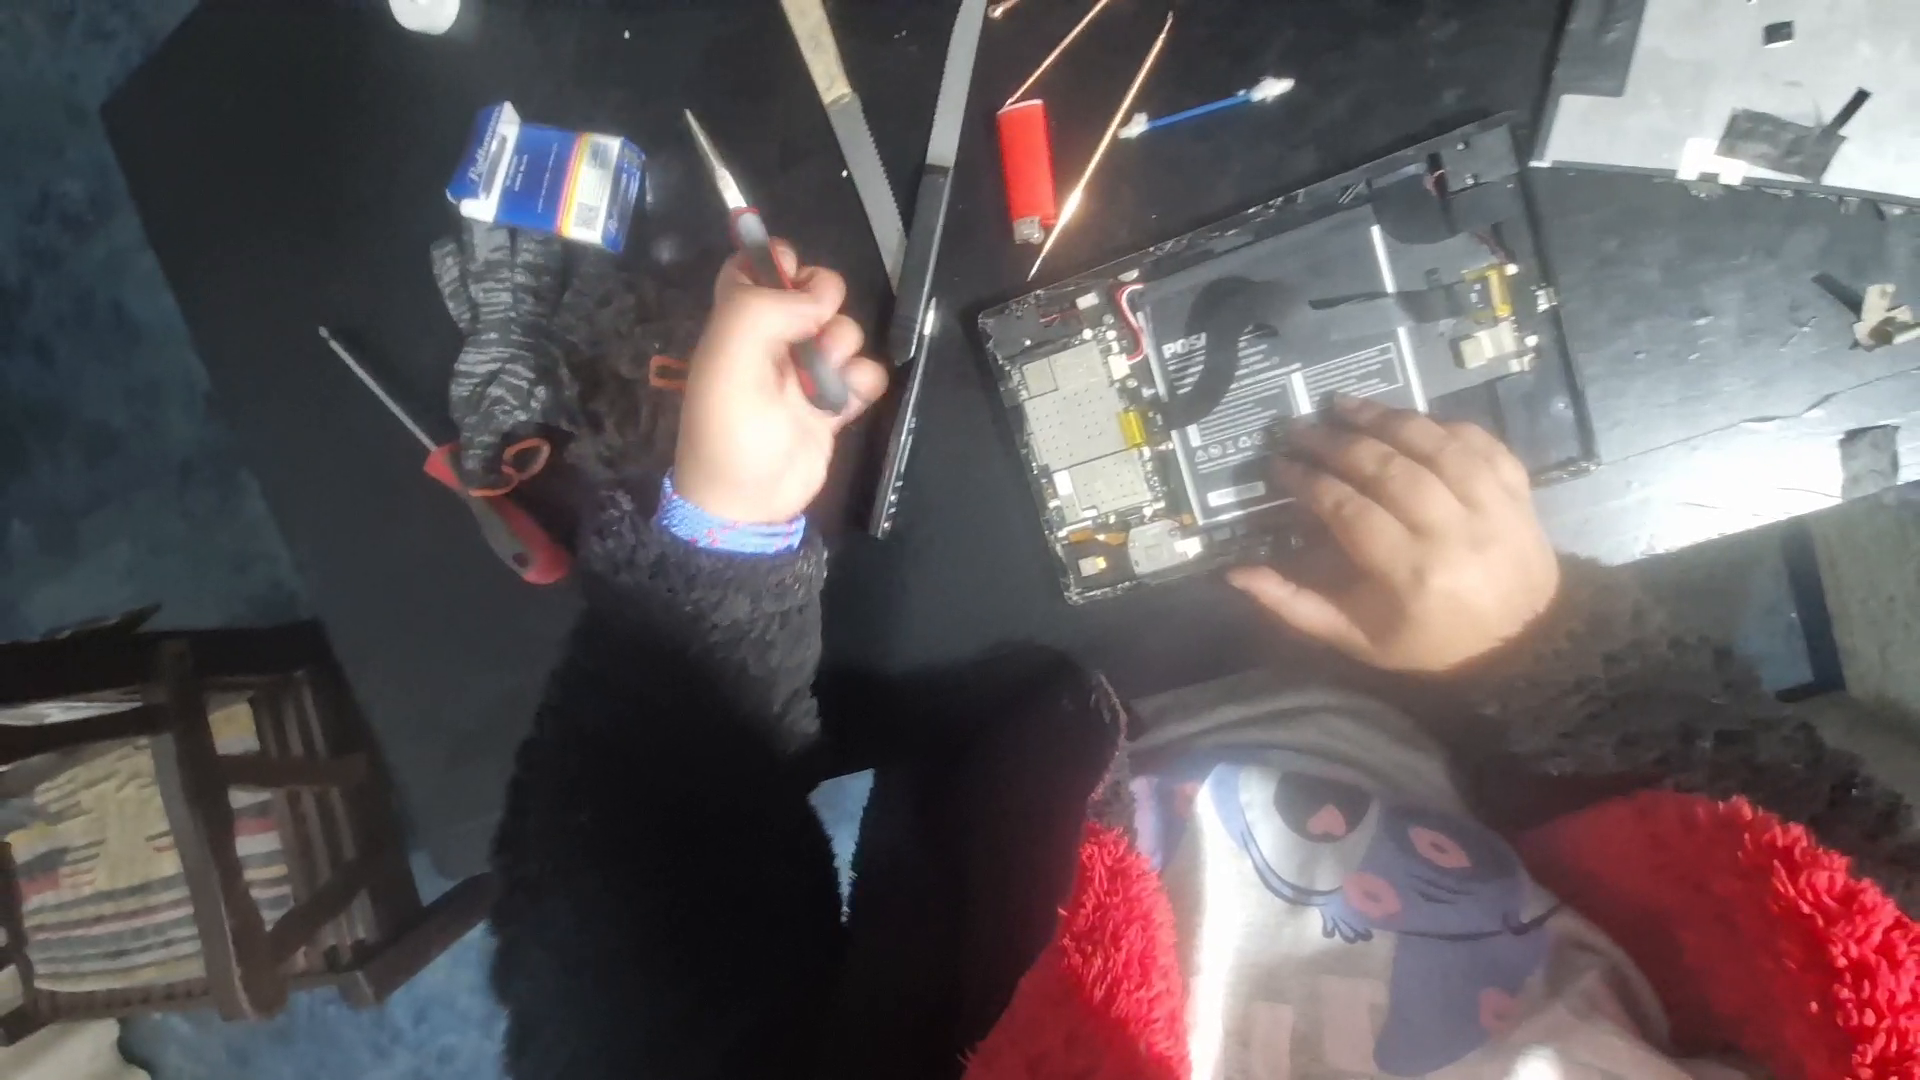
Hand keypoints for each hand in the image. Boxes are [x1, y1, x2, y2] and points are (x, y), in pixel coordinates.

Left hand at [672, 242, 887, 523]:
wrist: (750, 502)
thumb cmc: (731, 429)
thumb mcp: (729, 360)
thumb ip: (766, 310)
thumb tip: (818, 297)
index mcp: (736, 326)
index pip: (753, 270)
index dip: (773, 260)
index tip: (794, 266)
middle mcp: (771, 344)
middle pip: (810, 295)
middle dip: (823, 302)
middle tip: (816, 327)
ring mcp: (805, 375)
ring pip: (841, 333)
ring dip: (843, 346)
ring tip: (827, 375)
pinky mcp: (832, 406)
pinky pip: (861, 375)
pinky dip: (863, 381)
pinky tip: (851, 396)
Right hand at [1227, 396, 1559, 672]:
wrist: (1525, 643)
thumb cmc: (1426, 641)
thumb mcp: (1352, 638)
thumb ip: (1292, 605)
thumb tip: (1235, 573)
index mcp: (1408, 573)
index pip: (1349, 510)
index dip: (1308, 482)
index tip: (1278, 465)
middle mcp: (1453, 533)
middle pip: (1388, 470)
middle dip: (1336, 443)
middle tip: (1299, 429)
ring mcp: (1493, 507)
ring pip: (1434, 446)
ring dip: (1384, 418)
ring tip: (1343, 404)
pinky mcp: (1519, 492)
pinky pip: (1479, 442)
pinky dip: (1440, 424)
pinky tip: (1404, 417)